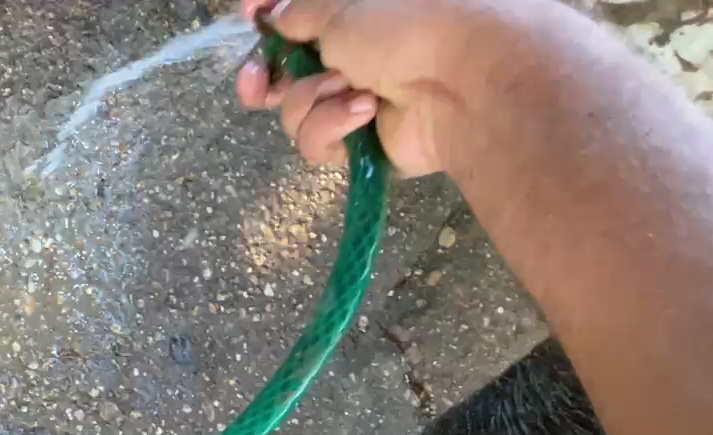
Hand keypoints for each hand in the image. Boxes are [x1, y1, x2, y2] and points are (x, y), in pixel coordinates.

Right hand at [234, 0, 530, 175]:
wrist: (463, 79)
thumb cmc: (408, 17)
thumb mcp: (341, 0)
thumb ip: (298, 9)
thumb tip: (275, 14)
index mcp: (356, 7)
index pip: (298, 12)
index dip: (267, 16)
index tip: (248, 15)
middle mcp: (352, 51)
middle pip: (285, 71)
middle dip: (264, 78)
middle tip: (254, 84)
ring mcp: (354, 97)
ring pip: (295, 110)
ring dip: (312, 100)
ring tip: (348, 89)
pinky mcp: (358, 141)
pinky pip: (317, 140)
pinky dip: (333, 126)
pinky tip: (365, 113)